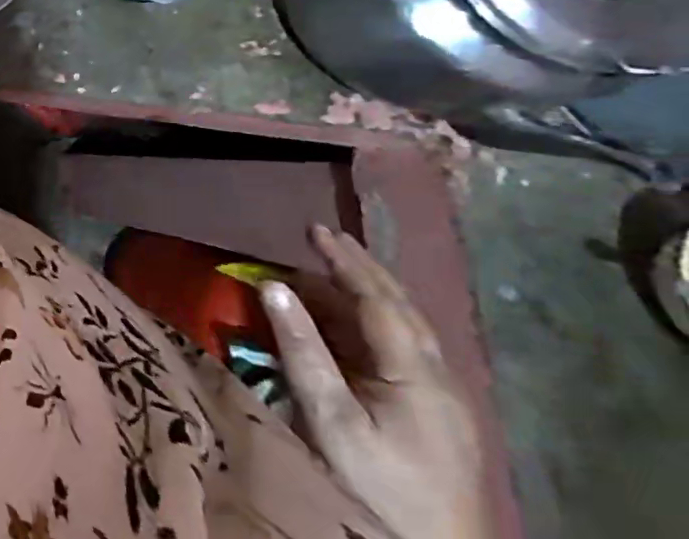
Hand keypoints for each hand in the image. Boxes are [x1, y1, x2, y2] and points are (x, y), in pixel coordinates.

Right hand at [261, 226, 488, 538]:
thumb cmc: (375, 481)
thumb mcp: (329, 416)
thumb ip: (301, 349)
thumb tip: (272, 285)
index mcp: (417, 375)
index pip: (378, 303)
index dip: (345, 263)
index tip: (313, 231)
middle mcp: (437, 377)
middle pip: (401, 309)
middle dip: (362, 268)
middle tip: (325, 235)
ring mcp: (439, 396)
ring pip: (404, 328)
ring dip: (365, 291)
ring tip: (329, 266)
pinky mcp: (430, 411)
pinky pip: (399, 348)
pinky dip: (368, 319)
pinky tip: (347, 317)